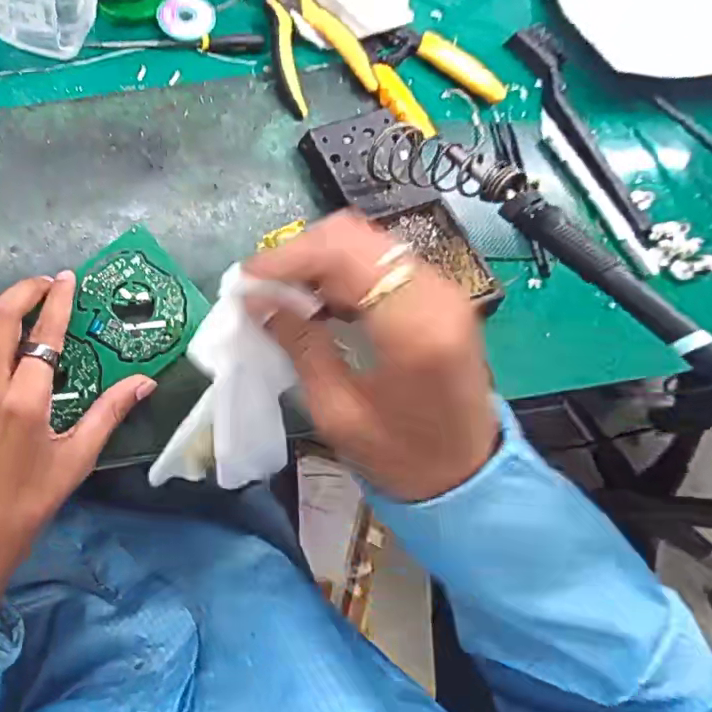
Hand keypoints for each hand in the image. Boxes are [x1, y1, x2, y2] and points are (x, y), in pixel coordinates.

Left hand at [0, 272, 154, 643]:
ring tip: (19, 303)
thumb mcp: (76, 458)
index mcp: (25, 402)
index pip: (44, 335)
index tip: (67, 279)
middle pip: (1, 319)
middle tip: (45, 284)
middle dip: (24, 291)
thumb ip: (108, 413)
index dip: (57, 301)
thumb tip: (144, 381)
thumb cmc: (31, 500)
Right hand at [244, 210, 498, 502]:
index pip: (342, 255)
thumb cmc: (398, 453)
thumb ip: (299, 345)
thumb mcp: (335, 408)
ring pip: (363, 241)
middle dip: (297, 253)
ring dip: (314, 259)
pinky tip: (312, 298)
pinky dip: (336, 269)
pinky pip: (376, 260)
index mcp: (412, 327)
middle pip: (353, 237)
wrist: (466, 475)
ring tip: (279, 292)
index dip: (286, 258)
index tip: (246, 278)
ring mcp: (441, 291)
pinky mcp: (437, 296)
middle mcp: (435, 295)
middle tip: (260, 285)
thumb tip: (256, 300)